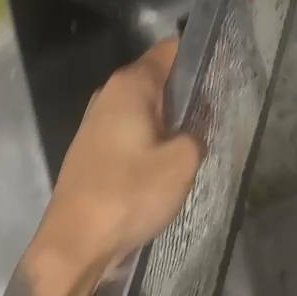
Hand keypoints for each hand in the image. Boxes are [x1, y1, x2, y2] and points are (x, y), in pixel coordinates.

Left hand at [37, 40, 201, 272]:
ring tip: (193, 145)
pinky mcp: (91, 149)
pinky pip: (130, 130)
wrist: (74, 245)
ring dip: (168, 121)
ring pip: (144, 108)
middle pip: (157, 79)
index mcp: (130, 85)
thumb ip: (198, 135)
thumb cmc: (129, 194)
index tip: (222, 74)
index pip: (170, 51)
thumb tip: (193, 132)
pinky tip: (163, 166)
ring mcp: (96, 122)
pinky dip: (149, 140)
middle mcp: (109, 94)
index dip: (198, 57)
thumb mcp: (182, 163)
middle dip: (186, 94)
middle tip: (214, 117)